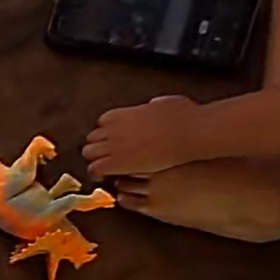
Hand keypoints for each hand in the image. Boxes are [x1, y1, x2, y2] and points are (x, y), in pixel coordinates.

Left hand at [83, 95, 203, 176]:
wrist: (190, 133)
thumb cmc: (186, 117)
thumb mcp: (167, 103)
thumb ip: (154, 105)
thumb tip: (152, 105)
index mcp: (123, 114)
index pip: (102, 122)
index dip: (107, 132)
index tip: (114, 138)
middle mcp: (113, 128)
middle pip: (91, 138)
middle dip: (98, 146)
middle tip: (107, 155)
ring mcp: (112, 145)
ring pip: (88, 153)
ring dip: (95, 159)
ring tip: (106, 165)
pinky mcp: (115, 162)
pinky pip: (94, 168)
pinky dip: (97, 172)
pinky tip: (107, 175)